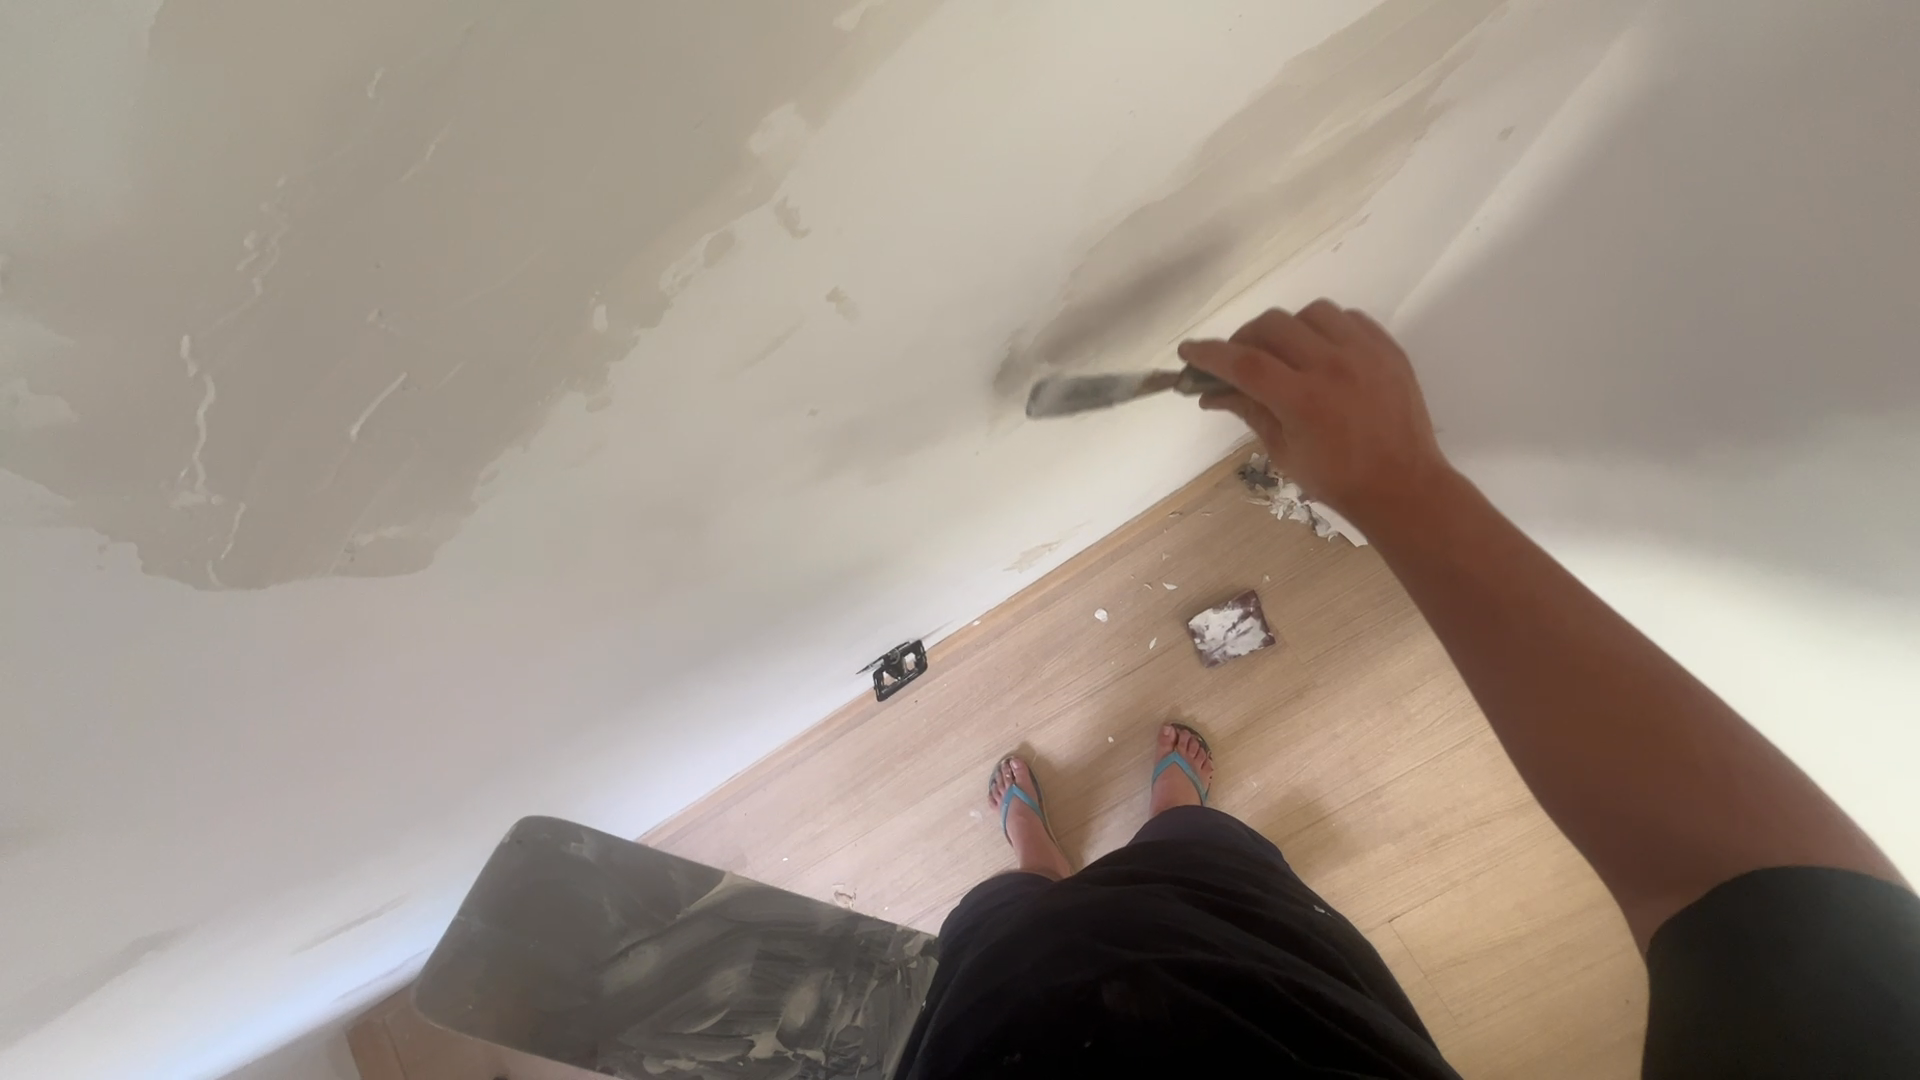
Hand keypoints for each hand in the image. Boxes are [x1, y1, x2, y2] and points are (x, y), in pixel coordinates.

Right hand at [1179, 299, 1452, 528]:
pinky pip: (1347, 318)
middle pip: (1272, 326)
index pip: (1244, 364)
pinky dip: (1323, 329)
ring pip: (1309, 313)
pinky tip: (1318, 352)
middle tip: (1237, 361)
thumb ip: (1248, 411)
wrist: (1401, 484)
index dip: (1210, 354)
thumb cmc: (1334, 478)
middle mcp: (1333, 367)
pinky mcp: (1387, 348)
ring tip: (1283, 354)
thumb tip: (1211, 394)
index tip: (1188, 350)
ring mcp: (1364, 353)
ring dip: (1285, 329)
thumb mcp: (1281, 450)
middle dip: (1243, 339)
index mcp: (1303, 400)